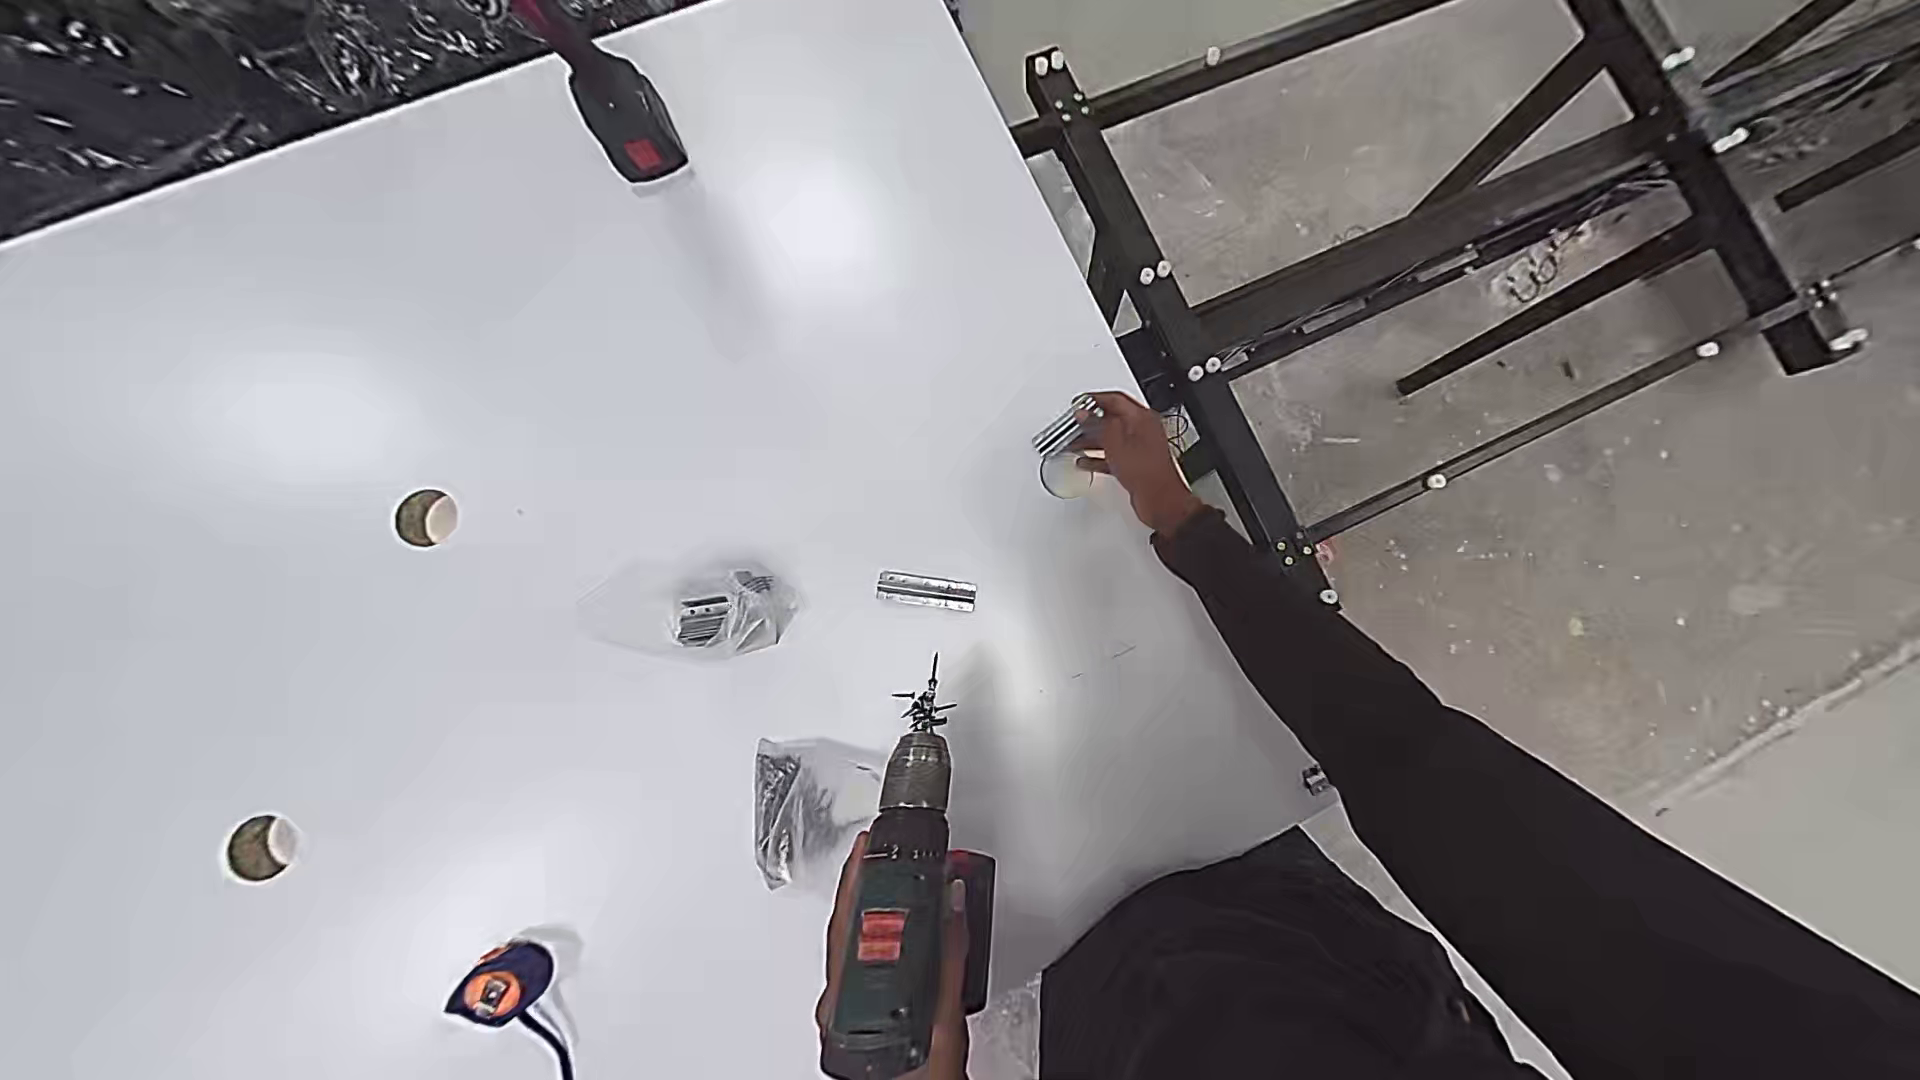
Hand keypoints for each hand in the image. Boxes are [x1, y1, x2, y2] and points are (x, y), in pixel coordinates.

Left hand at [816, 832, 970, 1079]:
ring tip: (879, 871)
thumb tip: (952, 901)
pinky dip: (871, 928)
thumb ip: (952, 957)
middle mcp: (839, 1003)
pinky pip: (856, 958)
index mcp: (851, 1002)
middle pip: (844, 926)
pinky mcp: (855, 1013)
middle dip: (858, 881)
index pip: (848, 922)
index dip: (856, 877)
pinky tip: (887, 917)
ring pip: (848, 942)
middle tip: (871, 846)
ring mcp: (844, 1008)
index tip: (866, 846)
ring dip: (864, 902)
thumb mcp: (946, 1023)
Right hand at [1073, 391, 1206, 535]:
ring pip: (1109, 438)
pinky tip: (1085, 461)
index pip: (1114, 400)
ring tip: (1073, 442)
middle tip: (1072, 424)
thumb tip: (1084, 414)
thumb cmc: (1147, 472)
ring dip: (1090, 440)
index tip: (1078, 402)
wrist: (1160, 500)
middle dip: (1089, 422)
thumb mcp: (1115, 442)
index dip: (1094, 399)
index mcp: (1141, 418)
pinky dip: (1097, 457)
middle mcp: (1142, 431)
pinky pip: (1111, 456)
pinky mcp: (1134, 465)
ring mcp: (1139, 448)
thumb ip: (1097, 425)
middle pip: (1111, 419)